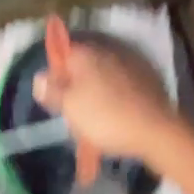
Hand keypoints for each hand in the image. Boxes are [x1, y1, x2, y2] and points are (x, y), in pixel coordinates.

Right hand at [32, 42, 177, 158]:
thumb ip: (53, 90)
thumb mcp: (70, 106)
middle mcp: (104, 56)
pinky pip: (113, 99)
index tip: (52, 100)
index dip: (54, 76)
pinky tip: (107, 134)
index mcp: (86, 56)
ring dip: (90, 108)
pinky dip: (107, 113)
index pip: (61, 55)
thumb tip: (39, 76)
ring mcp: (124, 70)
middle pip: (79, 73)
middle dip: (73, 95)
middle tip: (71, 122)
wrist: (154, 130)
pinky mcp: (138, 87)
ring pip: (97, 88)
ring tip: (88, 138)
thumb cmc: (105, 116)